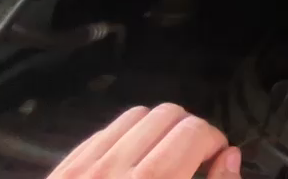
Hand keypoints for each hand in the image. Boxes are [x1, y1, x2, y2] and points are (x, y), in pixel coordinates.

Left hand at [49, 103, 240, 178]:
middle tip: (191, 159)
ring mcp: (79, 172)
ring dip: (156, 131)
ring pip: (135, 116)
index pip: (195, 131)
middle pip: (168, 115)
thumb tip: (230, 157)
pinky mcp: (57, 175)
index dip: (214, 140)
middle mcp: (113, 173)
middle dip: (188, 132)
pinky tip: (126, 167)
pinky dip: (122, 141)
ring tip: (159, 159)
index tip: (215, 159)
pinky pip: (100, 134)